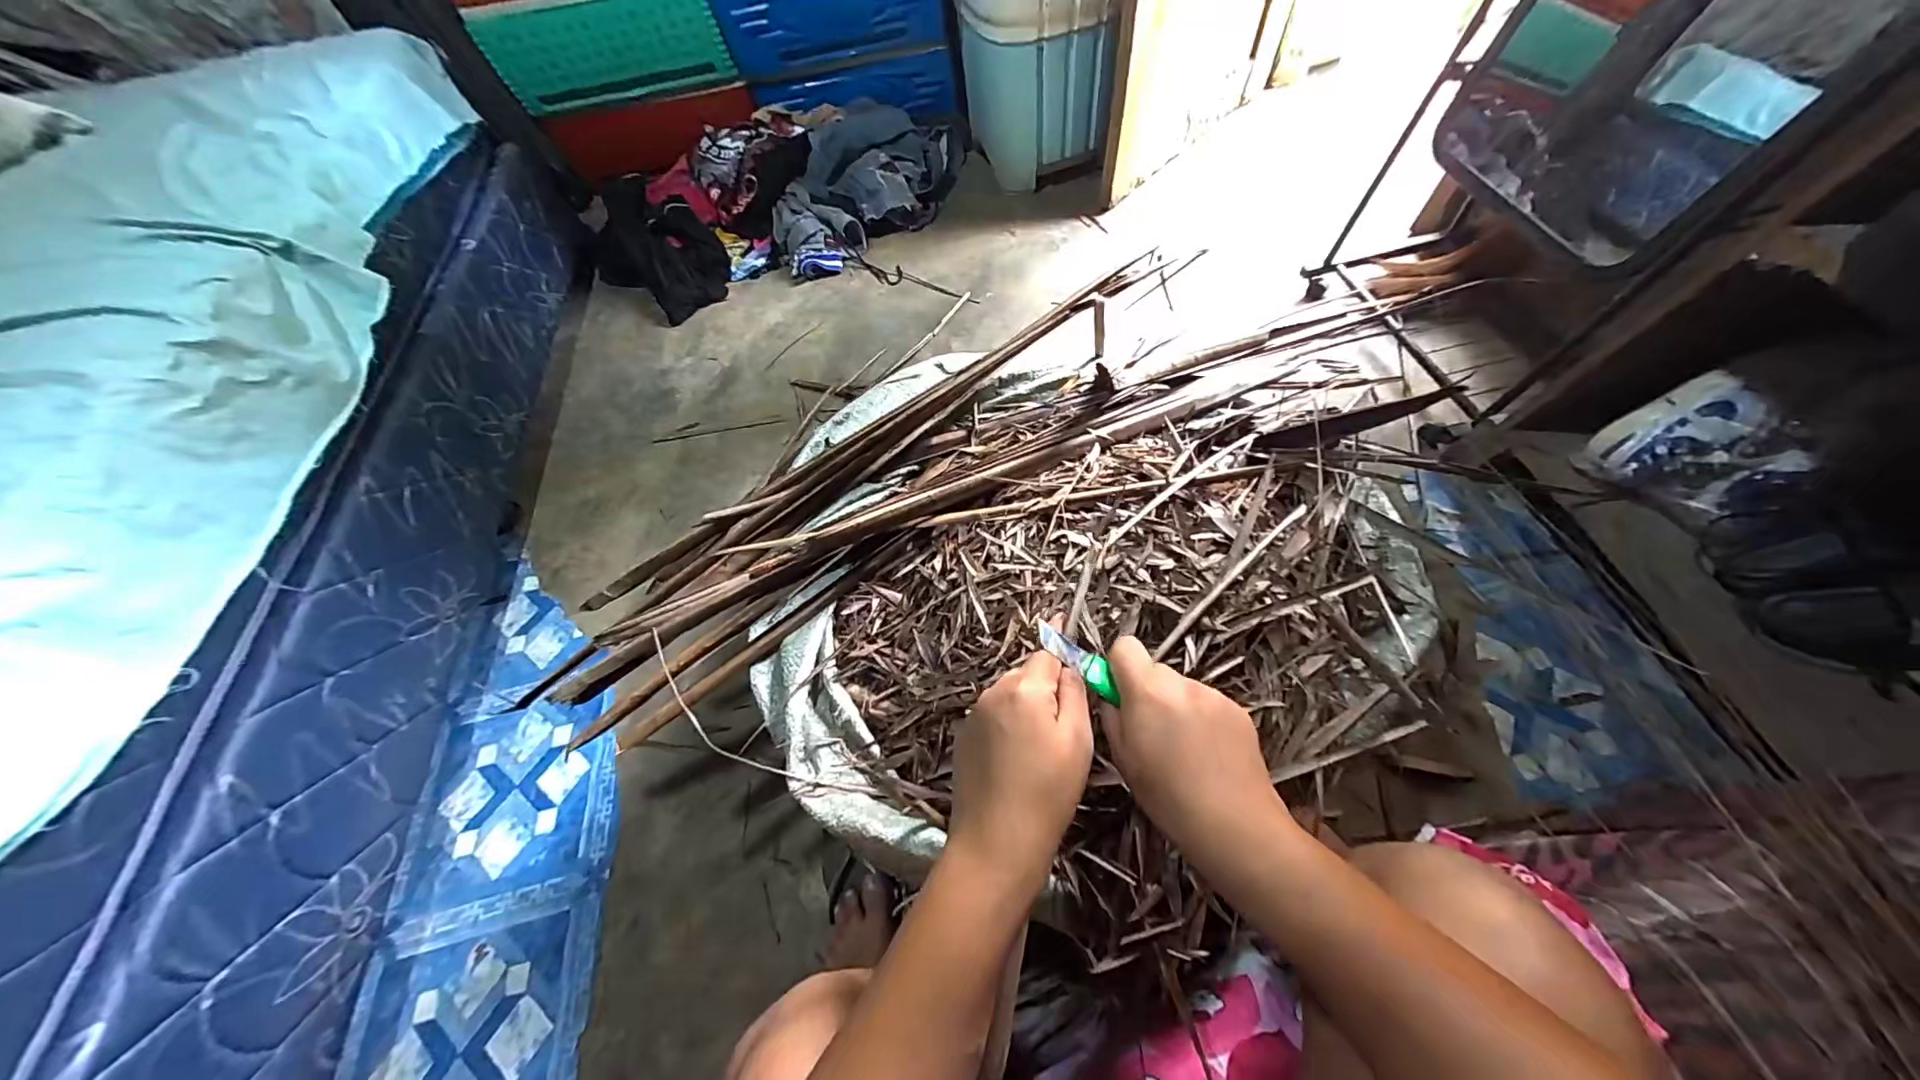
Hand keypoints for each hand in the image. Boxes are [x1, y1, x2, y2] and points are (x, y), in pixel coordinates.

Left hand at [948, 641, 1093, 890]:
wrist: (995, 843)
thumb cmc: (1048, 793)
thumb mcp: (1077, 741)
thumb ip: (1075, 693)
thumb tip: (1069, 667)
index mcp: (1023, 689)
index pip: (1046, 653)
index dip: (1061, 647)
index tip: (1066, 630)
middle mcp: (993, 692)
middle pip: (1026, 673)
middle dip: (1045, 685)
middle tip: (1066, 719)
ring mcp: (974, 715)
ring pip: (1009, 694)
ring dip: (1026, 705)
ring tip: (1042, 743)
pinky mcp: (964, 738)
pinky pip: (994, 716)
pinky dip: (1008, 723)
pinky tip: (1018, 757)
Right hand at [1099, 636, 1294, 867]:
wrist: (1234, 823)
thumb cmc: (1169, 798)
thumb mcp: (1123, 758)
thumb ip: (1112, 715)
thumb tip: (1111, 696)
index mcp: (1147, 692)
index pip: (1125, 646)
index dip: (1118, 666)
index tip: (1119, 692)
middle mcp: (1182, 685)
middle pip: (1155, 669)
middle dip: (1148, 691)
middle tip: (1149, 730)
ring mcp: (1213, 695)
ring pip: (1181, 688)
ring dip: (1175, 706)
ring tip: (1181, 748)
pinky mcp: (1237, 709)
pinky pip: (1206, 703)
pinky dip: (1200, 719)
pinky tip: (1205, 753)